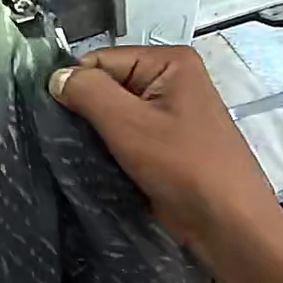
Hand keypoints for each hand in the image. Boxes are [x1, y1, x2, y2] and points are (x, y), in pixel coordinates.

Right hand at [47, 46, 282, 266]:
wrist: (227, 223)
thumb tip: (55, 76)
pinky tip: (98, 164)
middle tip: (65, 139)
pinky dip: (111, 149)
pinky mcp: (165, 144)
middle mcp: (171, 80)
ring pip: (115, 114)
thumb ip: (89, 93)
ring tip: (81, 154)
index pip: (101, 59)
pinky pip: (127, 136)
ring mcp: (170, 114)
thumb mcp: (130, 124)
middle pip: (108, 85)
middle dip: (86, 111)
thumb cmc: (185, 168)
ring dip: (96, 134)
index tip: (55, 115)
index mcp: (170, 62)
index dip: (77, 85)